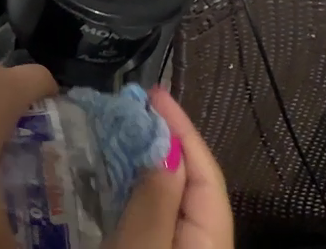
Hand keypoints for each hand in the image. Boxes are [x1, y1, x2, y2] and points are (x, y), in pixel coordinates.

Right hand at [108, 86, 233, 248]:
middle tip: (133, 103)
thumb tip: (165, 143)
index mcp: (212, 240)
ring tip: (120, 127)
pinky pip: (153, 213)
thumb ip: (156, 200)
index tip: (154, 92)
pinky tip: (114, 170)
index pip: (206, 174)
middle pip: (191, 182)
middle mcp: (202, 242)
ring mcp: (177, 246)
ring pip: (169, 195)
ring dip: (147, 160)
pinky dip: (136, 186)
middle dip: (165, 139)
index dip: (182, 129)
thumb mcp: (143, 246)